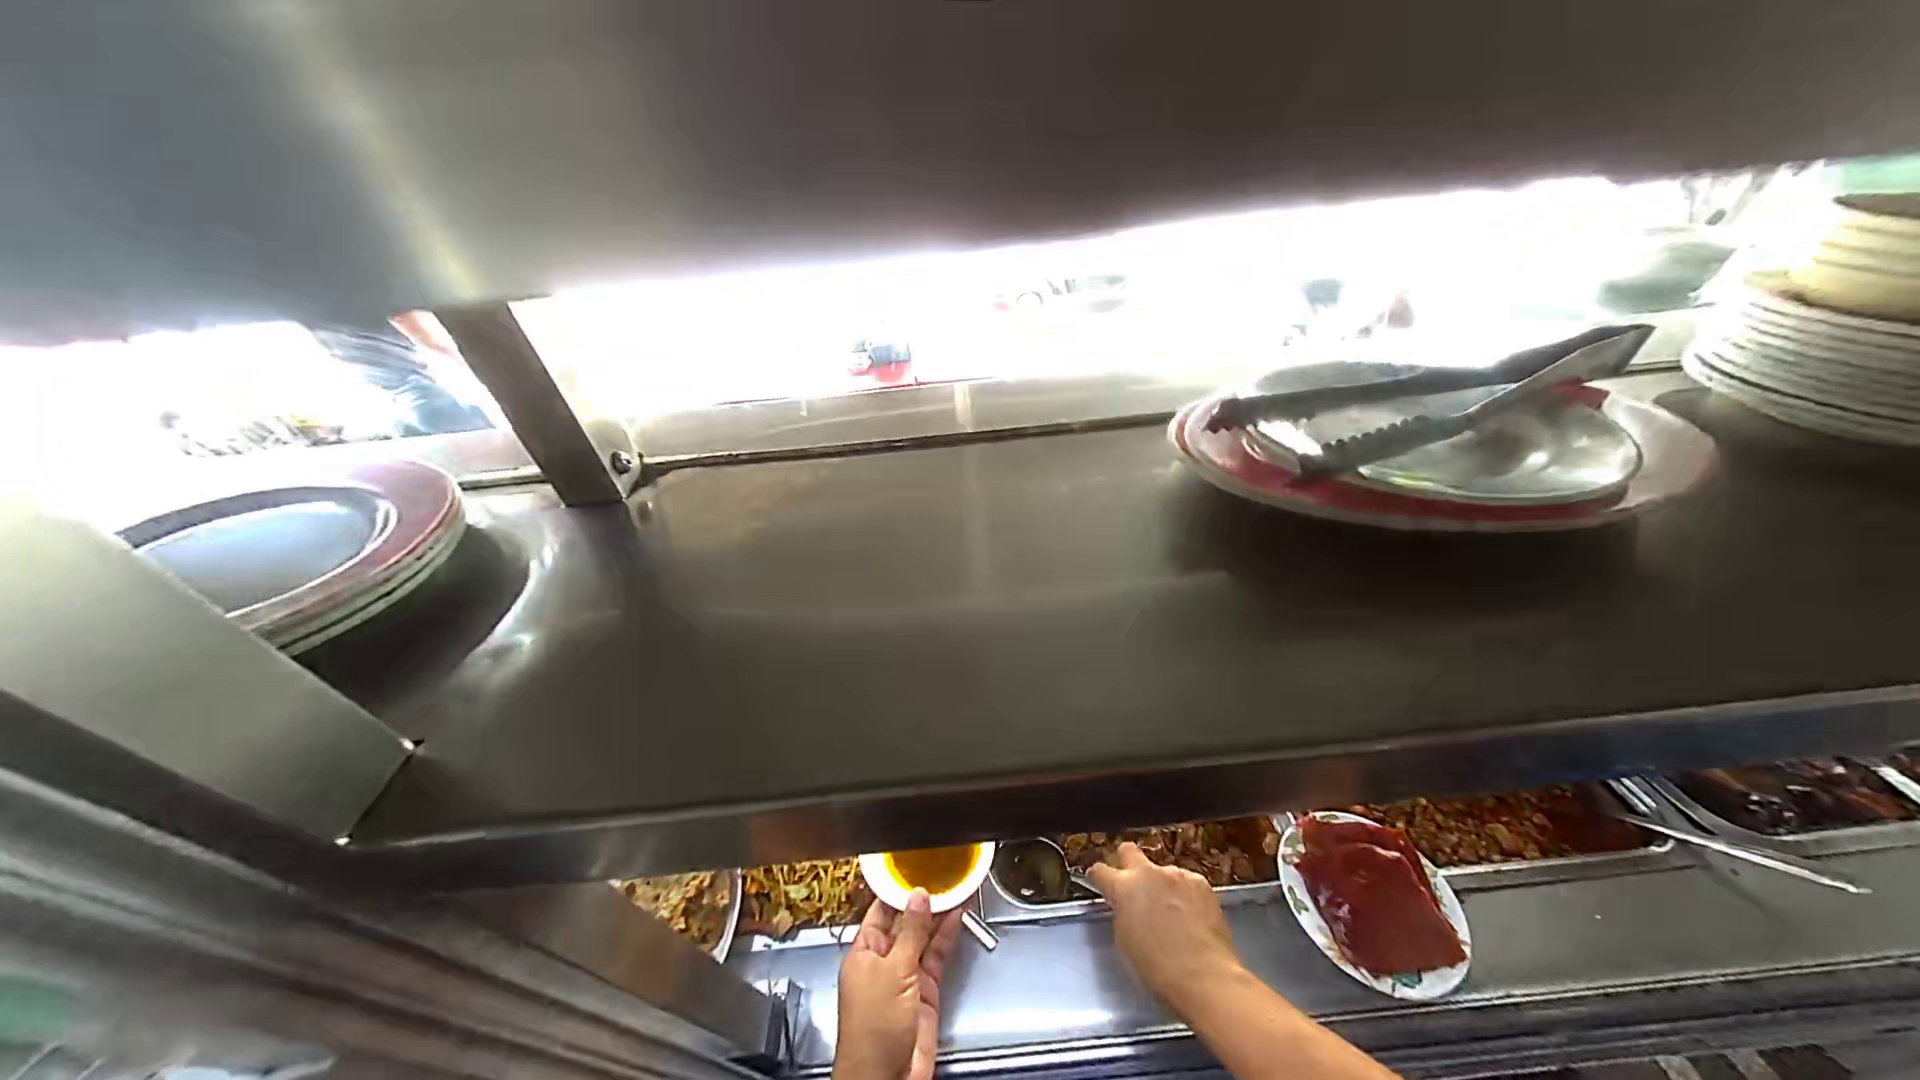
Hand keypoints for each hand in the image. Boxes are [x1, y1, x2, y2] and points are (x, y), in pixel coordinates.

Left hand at [833, 890, 963, 1079]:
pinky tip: (956, 916)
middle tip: (940, 875)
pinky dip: (946, 936)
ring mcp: (905, 976)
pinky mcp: (924, 991)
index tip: (914, 870)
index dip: (897, 891)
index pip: (880, 911)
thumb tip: (918, 897)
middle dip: (920, 901)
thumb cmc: (873, 1029)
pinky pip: (936, 956)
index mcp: (863, 952)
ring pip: (923, 937)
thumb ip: (910, 933)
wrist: (888, 1079)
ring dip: (937, 915)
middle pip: (904, 922)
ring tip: (953, 888)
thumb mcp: (893, 972)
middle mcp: (883, 961)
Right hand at [1085, 841, 1244, 1016]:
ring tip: (1173, 914)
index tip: (1100, 881)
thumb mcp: (1124, 941)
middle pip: (1128, 850)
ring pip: (1162, 871)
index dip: (1098, 877)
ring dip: (1162, 886)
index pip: (1100, 870)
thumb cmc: (1159, 969)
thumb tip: (1125, 906)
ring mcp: (1176, 875)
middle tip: (1133, 884)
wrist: (1205, 979)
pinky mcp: (1200, 882)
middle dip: (1127, 862)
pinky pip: (1186, 882)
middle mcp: (1147, 874)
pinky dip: (1185, 894)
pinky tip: (1191, 917)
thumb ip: (1120, 912)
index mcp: (1123, 887)